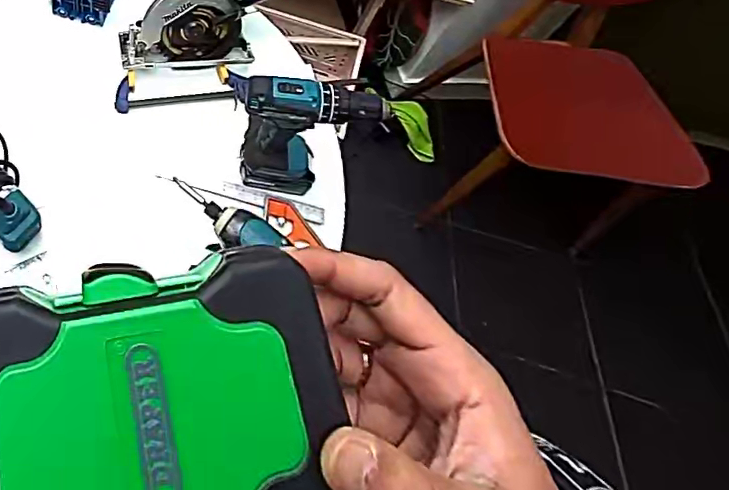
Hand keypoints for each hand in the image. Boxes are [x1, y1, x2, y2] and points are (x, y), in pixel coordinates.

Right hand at [290, 246, 554, 489]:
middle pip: (350, 315)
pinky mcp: (370, 440)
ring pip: (330, 354)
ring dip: (298, 354)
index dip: (338, 266)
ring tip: (270, 358)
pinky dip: (297, 392)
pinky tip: (283, 398)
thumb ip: (407, 479)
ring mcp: (393, 411)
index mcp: (459, 378)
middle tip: (269, 314)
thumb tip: (341, 449)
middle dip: (306, 308)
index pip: (390, 292)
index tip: (292, 261)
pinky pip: (322, 397)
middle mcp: (422, 384)